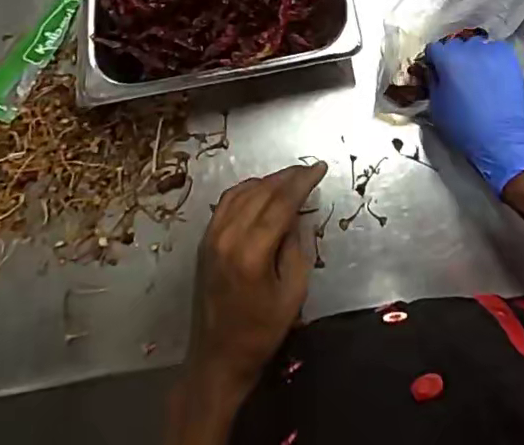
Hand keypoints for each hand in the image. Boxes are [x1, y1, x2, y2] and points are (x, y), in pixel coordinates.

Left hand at [186, 162, 328, 391]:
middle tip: (308, 169)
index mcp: (251, 252)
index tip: (318, 168)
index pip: (280, 203)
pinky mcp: (205, 238)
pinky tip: (260, 190)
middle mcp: (227, 235)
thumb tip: (295, 214)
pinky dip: (246, 190)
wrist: (218, 355)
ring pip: (241, 192)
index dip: (302, 182)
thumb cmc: (261, 332)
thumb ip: (296, 248)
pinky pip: (226, 202)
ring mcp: (212, 235)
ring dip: (266, 181)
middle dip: (286, 177)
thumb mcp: (293, 294)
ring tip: (289, 177)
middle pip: (260, 192)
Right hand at [425, 35, 523, 193]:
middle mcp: (467, 49)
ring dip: (474, 57)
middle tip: (459, 76)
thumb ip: (432, 80)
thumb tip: (434, 70)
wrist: (500, 140)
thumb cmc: (462, 125)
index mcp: (446, 58)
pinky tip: (495, 73)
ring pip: (477, 46)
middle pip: (455, 45)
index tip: (438, 73)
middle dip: (454, 57)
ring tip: (479, 75)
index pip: (433, 48)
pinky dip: (493, 58)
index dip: (434, 61)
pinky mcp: (510, 59)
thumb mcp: (435, 104)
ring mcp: (490, 52)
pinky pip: (496, 50)